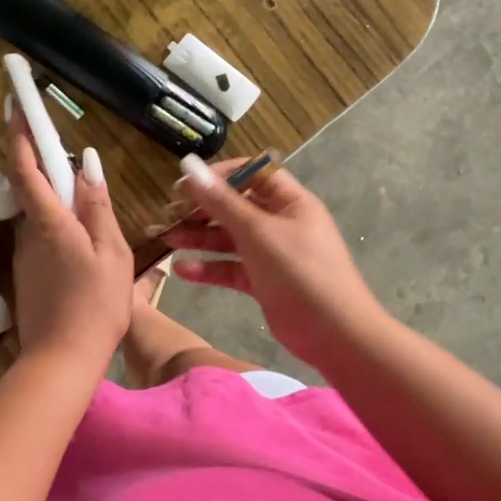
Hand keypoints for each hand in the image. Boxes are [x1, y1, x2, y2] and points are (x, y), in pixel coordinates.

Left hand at [3, 115, 131, 368]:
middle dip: (41, 164)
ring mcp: (23, 254)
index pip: (26, 168)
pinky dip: (55, 225)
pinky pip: (40, 236)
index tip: (14, 107)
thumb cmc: (96, 305)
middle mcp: (28, 232)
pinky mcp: (26, 274)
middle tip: (63, 153)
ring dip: (53, 199)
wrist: (62, 359)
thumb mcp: (110, 252)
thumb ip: (96, 207)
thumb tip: (85, 164)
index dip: (19, 135)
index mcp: (49, 222)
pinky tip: (79, 243)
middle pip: (30, 188)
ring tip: (84, 204)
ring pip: (37, 214)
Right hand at [164, 156, 379, 360]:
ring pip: (229, 238)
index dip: (220, 175)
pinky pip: (231, 268)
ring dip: (199, 237)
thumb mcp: (257, 232)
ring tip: (167, 238)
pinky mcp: (263, 281)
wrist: (334, 332)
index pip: (252, 174)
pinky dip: (208, 268)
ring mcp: (271, 254)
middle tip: (170, 213)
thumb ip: (222, 202)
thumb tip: (191, 168)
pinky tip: (181, 270)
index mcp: (290, 202)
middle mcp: (281, 223)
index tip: (187, 184)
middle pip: (236, 207)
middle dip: (202, 209)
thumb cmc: (299, 271)